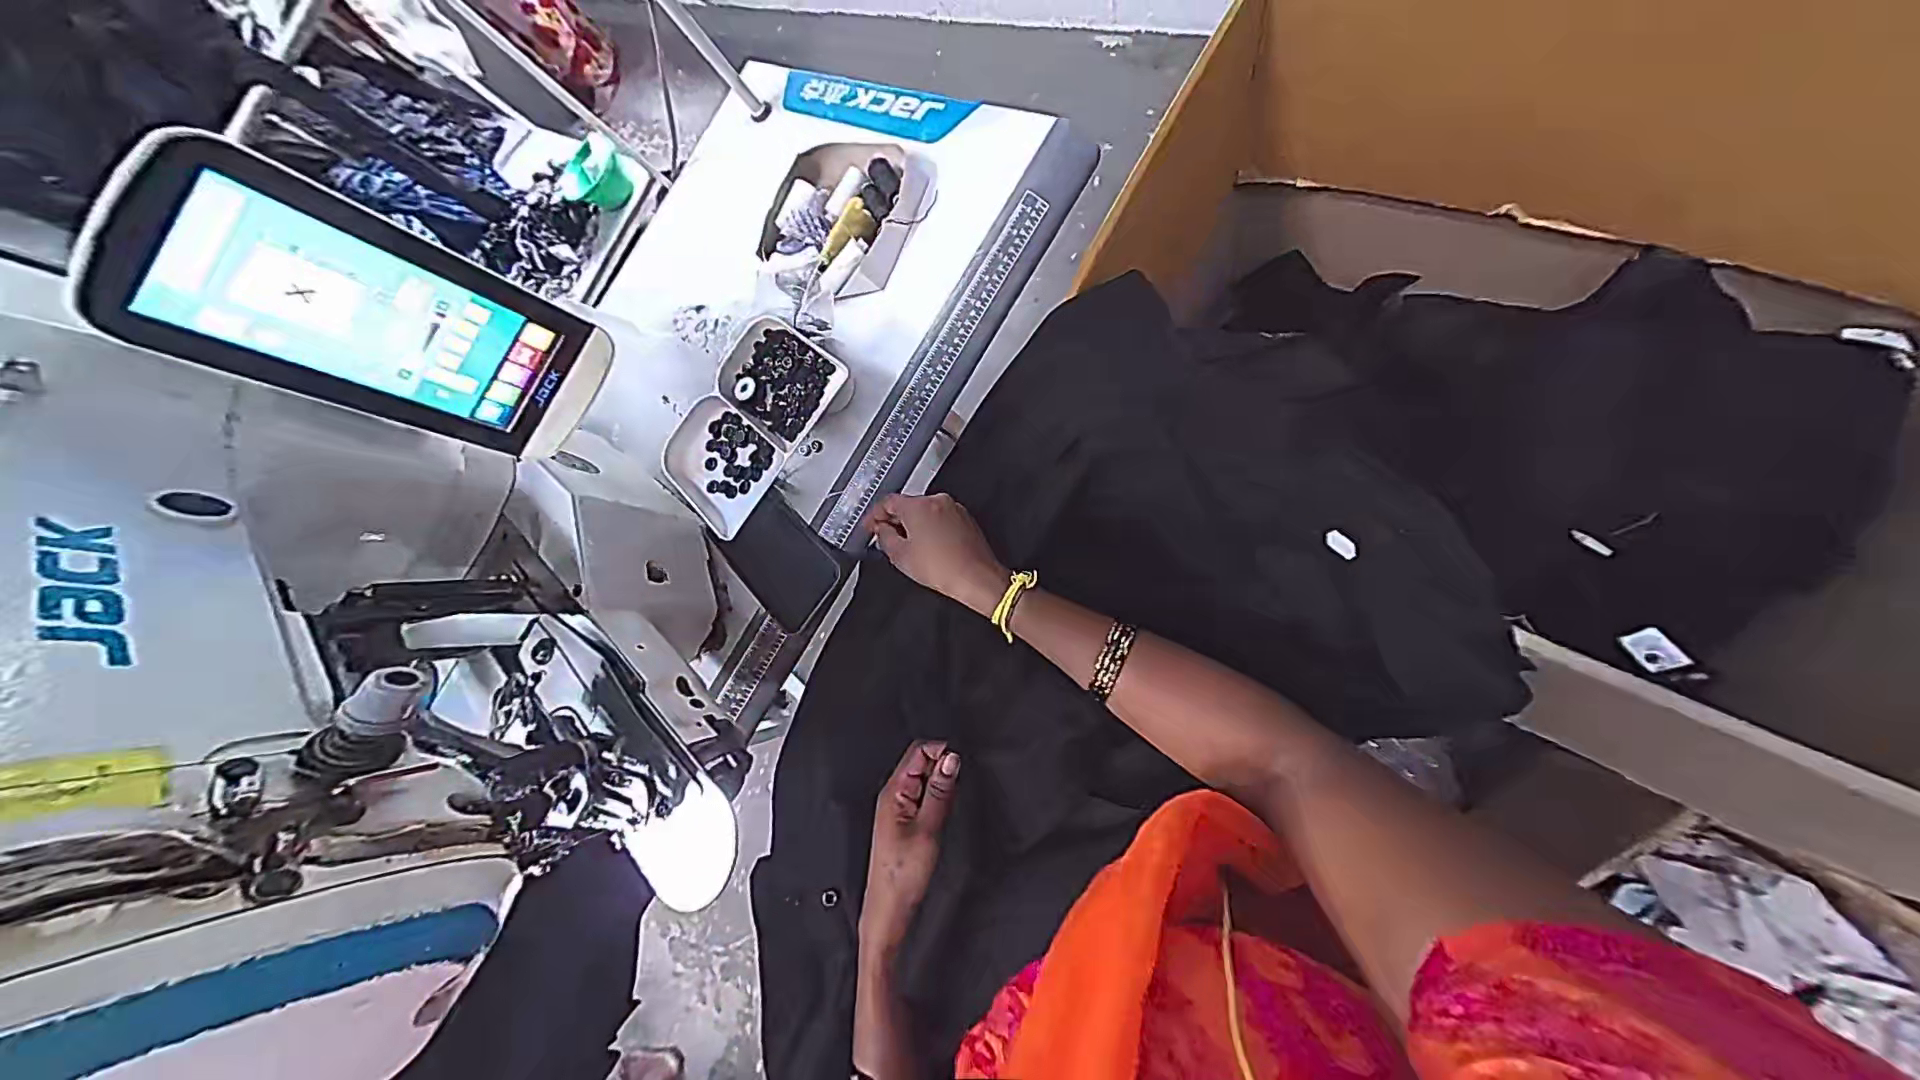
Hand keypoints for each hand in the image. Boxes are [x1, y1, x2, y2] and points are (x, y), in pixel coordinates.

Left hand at [860, 740, 960, 951]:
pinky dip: (936, 799)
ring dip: (940, 784)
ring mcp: (898, 807)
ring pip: (924, 779)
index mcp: (893, 791)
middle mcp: (893, 795)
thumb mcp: (928, 827)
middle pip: (921, 762)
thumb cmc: (901, 875)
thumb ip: (940, 790)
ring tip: (944, 809)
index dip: (941, 751)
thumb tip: (951, 759)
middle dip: (942, 767)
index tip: (958, 763)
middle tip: (952, 791)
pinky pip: (923, 796)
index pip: (918, 750)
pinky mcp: (904, 820)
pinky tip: (940, 816)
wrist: (889, 909)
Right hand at [864, 493, 1009, 616]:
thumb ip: (884, 537)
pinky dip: (931, 528)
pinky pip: (940, 518)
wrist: (976, 577)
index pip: (888, 501)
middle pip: (908, 505)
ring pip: (925, 512)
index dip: (875, 515)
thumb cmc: (944, 568)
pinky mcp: (965, 519)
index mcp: (919, 506)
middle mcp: (938, 501)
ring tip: (910, 548)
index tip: (871, 525)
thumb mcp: (900, 556)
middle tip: (886, 537)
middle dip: (895, 521)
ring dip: (914, 525)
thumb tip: (881, 530)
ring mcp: (954, 509)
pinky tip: (929, 548)